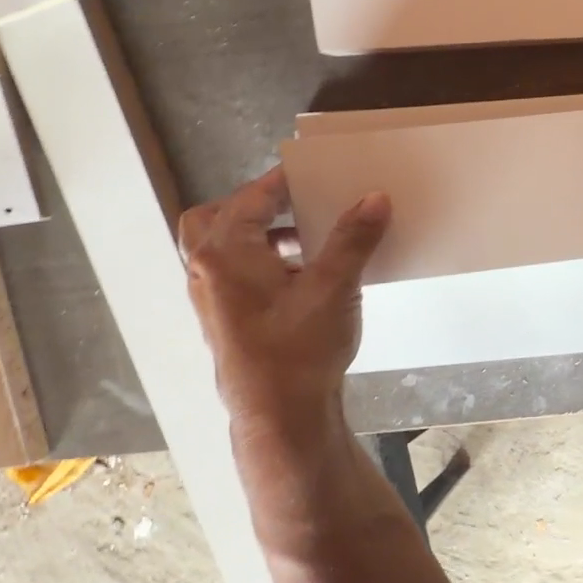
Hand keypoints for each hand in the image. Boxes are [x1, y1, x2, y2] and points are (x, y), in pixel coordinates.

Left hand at [179, 168, 390, 445]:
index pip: (251, 200)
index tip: (311, 172)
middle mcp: (207, 271)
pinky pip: (237, 275)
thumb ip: (353, 238)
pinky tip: (303, 278)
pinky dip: (263, 263)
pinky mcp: (228, 321)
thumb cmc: (299, 345)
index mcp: (225, 253)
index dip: (282, 182)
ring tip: (306, 239)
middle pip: (216, 220)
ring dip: (259, 236)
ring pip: (224, 250)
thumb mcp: (335, 286)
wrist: (279, 410)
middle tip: (292, 203)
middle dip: (252, 206)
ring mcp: (213, 299)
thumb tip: (376, 197)